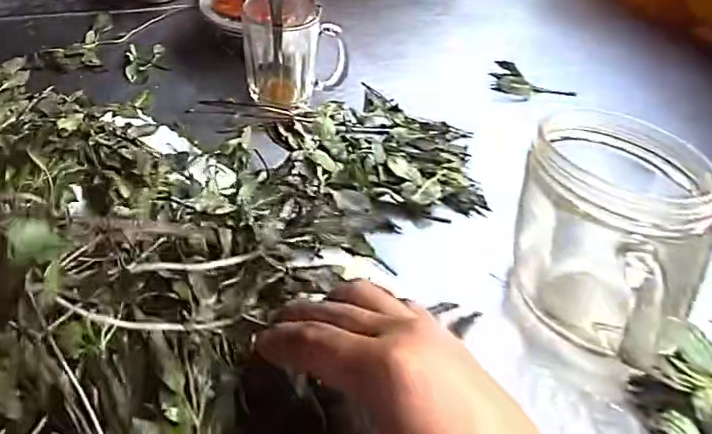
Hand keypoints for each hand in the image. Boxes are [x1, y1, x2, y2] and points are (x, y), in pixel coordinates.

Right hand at [255, 280, 535, 433]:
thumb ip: (337, 416)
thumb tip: (294, 409)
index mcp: (382, 366)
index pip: (314, 341)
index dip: (280, 342)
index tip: (257, 346)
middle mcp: (402, 333)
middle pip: (335, 310)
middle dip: (299, 315)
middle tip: (275, 326)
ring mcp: (432, 332)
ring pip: (367, 295)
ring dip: (334, 301)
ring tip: (317, 315)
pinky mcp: (455, 341)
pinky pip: (399, 304)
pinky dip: (371, 306)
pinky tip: (369, 323)